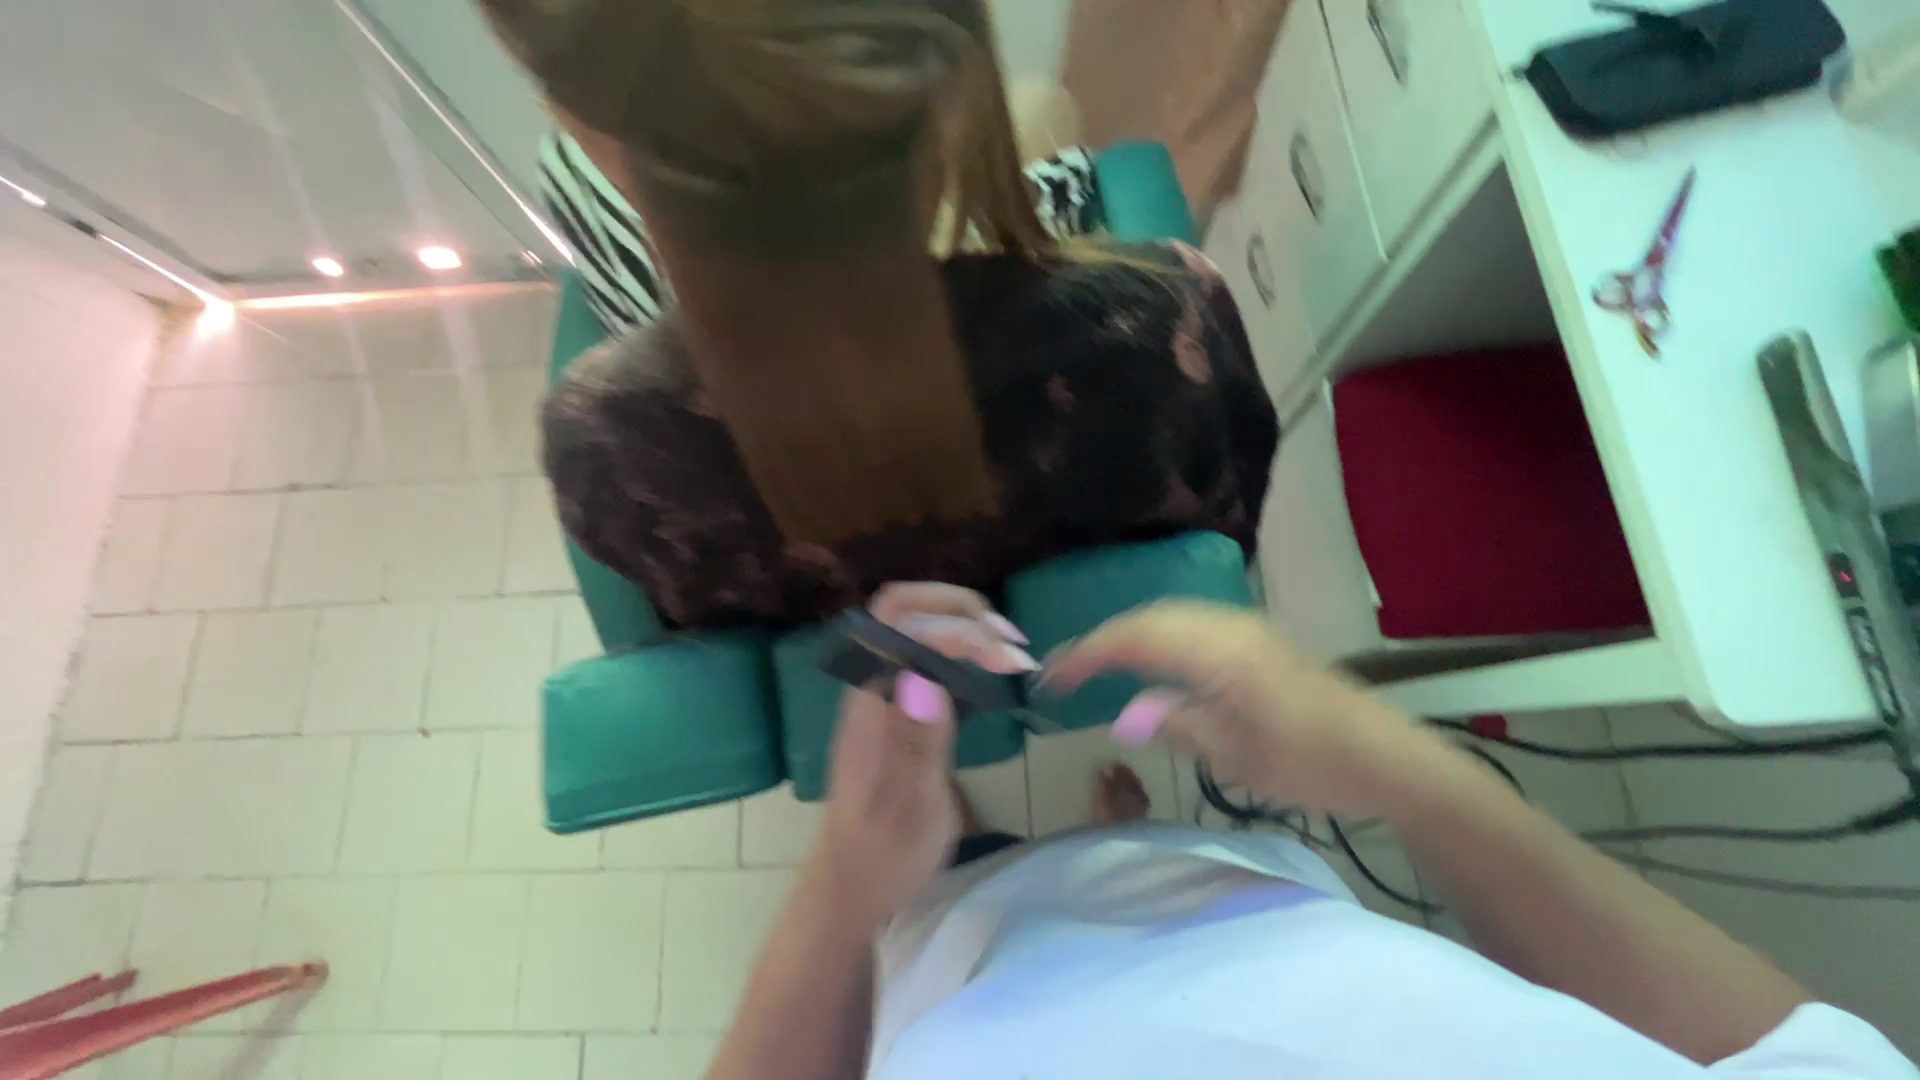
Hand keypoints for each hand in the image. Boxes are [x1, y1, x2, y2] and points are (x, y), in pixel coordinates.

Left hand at [810, 584, 1036, 924]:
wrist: (850, 891)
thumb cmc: (881, 861)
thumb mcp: (910, 810)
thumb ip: (919, 743)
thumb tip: (925, 676)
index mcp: (868, 707)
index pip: (898, 626)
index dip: (953, 624)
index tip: (1004, 653)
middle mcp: (870, 692)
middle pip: (904, 613)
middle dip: (960, 611)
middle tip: (1013, 642)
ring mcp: (882, 701)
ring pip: (915, 634)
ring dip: (964, 627)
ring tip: (1012, 652)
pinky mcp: (897, 717)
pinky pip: (925, 662)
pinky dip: (962, 654)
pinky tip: (992, 673)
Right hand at [1044, 602, 1444, 818]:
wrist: (1386, 757)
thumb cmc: (1311, 764)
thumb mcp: (1237, 757)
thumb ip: (1176, 725)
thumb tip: (1122, 716)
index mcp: (1220, 653)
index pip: (1136, 639)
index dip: (1087, 653)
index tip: (1052, 678)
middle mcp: (1228, 627)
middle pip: (1147, 618)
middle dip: (1099, 641)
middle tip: (1063, 672)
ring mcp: (1244, 627)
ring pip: (1167, 615)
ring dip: (1125, 635)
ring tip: (1093, 665)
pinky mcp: (1254, 637)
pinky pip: (1188, 623)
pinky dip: (1153, 635)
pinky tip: (1145, 659)